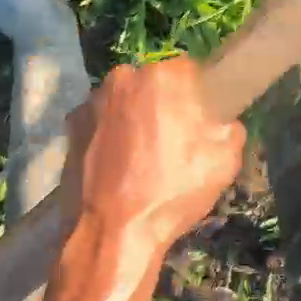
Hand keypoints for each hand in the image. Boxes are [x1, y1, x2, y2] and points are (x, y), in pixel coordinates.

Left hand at [61, 56, 244, 251]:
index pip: (189, 71)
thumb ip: (229, 126)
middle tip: (171, 142)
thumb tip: (220, 120)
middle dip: (162, 104)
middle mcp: (124, 76)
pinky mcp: (72, 121)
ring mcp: (92, 98)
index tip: (199, 120)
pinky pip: (100, 120)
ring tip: (141, 159)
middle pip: (152, 83)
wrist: (113, 229)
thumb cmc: (172, 191)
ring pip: (124, 100)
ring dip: (133, 118)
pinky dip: (108, 135)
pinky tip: (116, 165)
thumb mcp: (224, 161)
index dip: (197, 95)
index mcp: (163, 76)